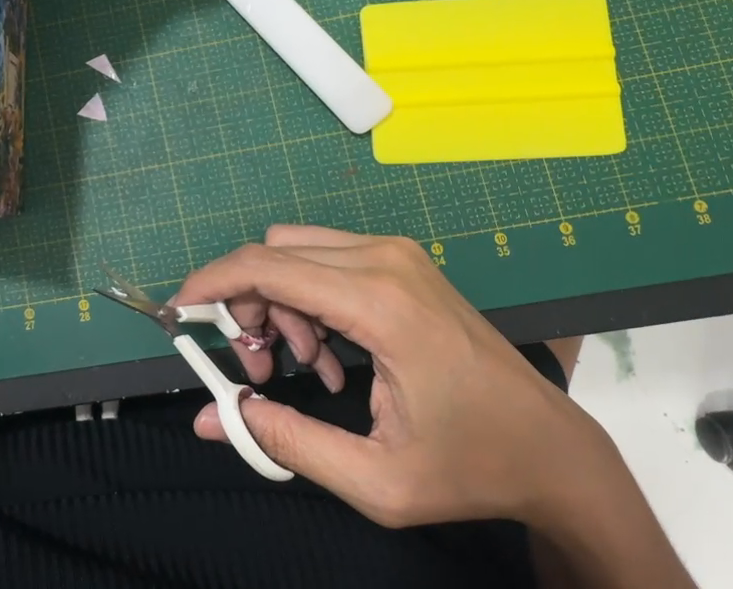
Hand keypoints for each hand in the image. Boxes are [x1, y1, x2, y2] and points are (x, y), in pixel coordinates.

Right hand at [171, 226, 622, 528]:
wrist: (553, 450)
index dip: (210, 285)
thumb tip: (211, 417)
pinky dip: (306, 299)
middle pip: (272, 253)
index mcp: (380, 303)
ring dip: (278, 305)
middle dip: (247, 307)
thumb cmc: (471, 467)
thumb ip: (284, 440)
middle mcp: (384, 260)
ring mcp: (397, 255)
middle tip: (260, 371)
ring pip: (294, 252)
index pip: (266, 266)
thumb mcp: (373, 479)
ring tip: (303, 369)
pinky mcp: (401, 262)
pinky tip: (331, 354)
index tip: (180, 314)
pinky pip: (324, 260)